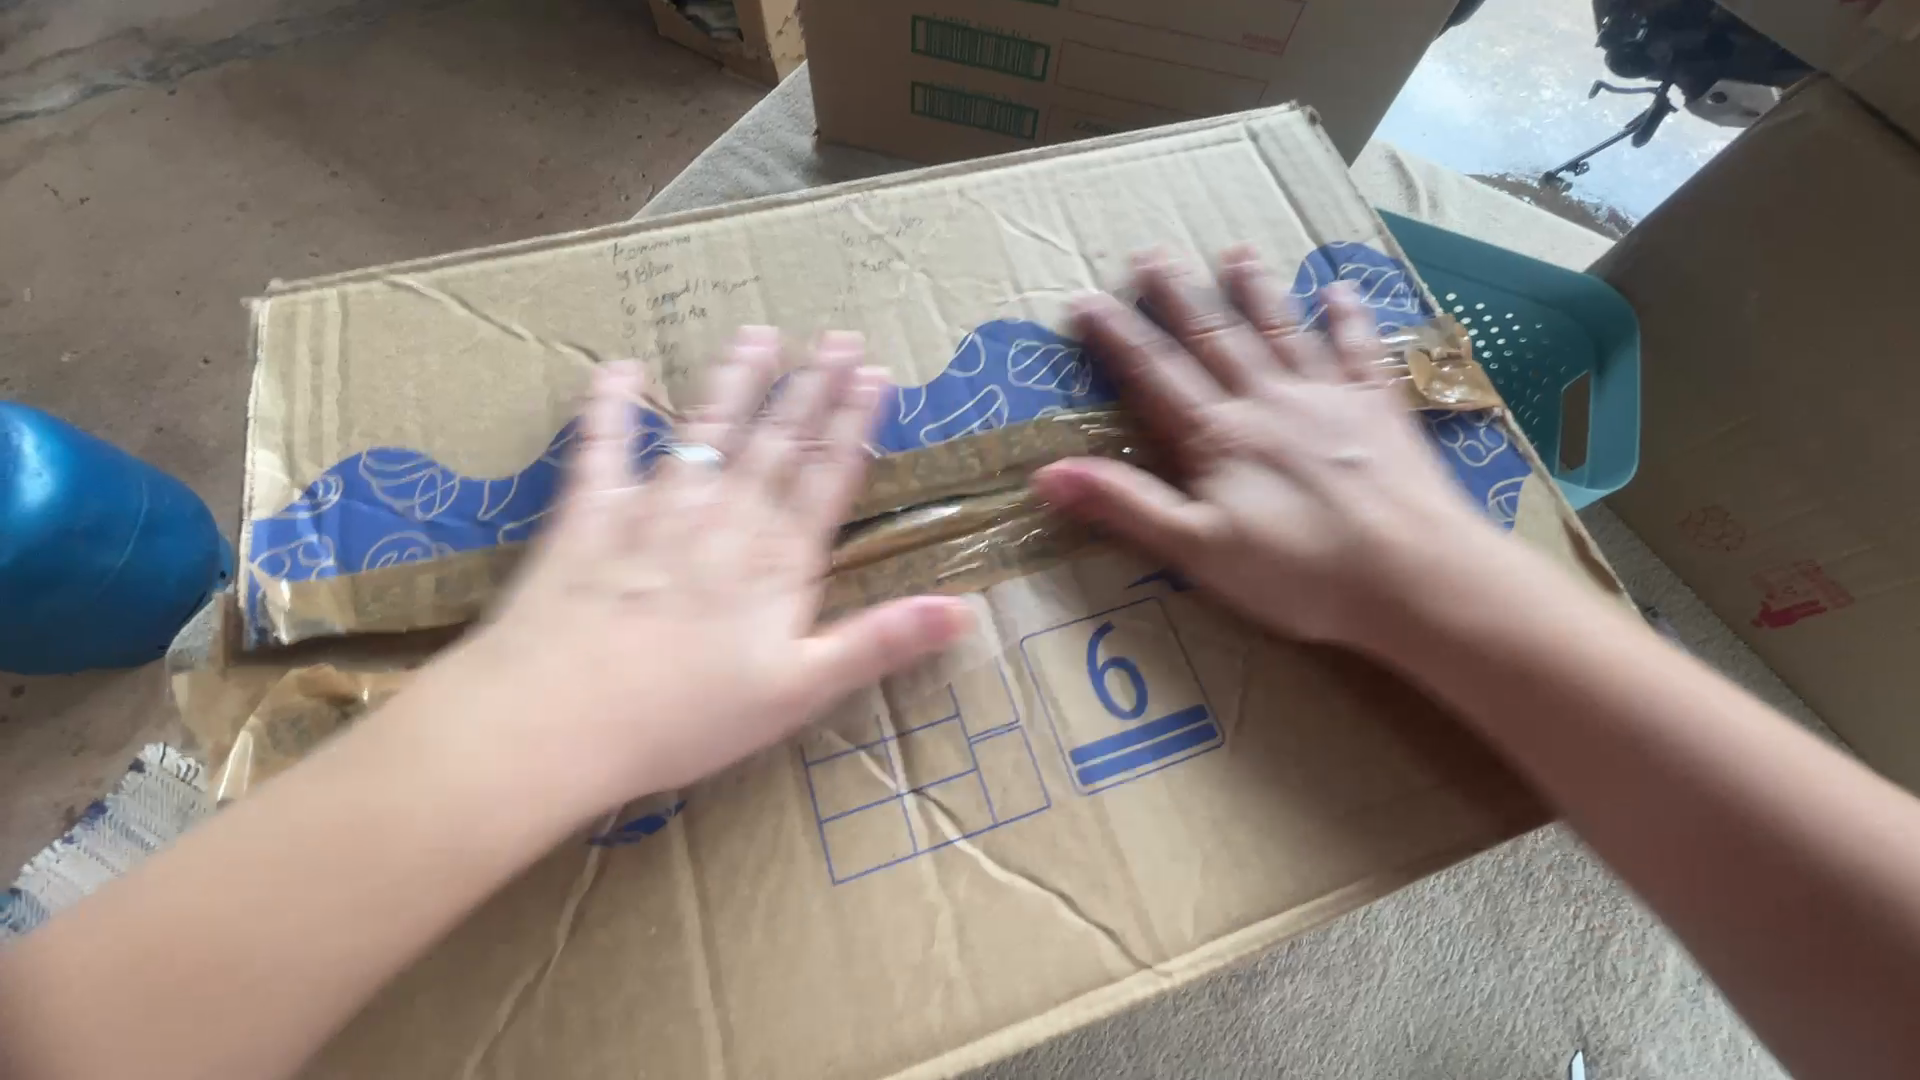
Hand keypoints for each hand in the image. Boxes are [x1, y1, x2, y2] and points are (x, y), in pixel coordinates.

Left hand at [441, 327, 973, 818]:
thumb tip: (965, 610)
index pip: (828, 477)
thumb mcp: (801, 690)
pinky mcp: (588, 519)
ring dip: (736, 384)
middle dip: (812, 388)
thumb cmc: (687, 717)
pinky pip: (601, 451)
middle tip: (839, 337)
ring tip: (761, 336)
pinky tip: (617, 368)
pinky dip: (609, 409)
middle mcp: (723, 520)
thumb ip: (880, 641)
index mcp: (777, 561)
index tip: (877, 375)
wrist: (555, 725)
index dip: (855, 424)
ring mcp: (653, 512)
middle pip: (777, 443)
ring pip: (706, 434)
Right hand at [1032, 250, 1507, 653]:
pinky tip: (1339, 290)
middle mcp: (1267, 401)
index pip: (1154, 375)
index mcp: (1218, 436)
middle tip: (1150, 254)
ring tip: (1235, 253)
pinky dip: (1348, 318)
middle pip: (1213, 339)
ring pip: (1280, 332)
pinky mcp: (1378, 410)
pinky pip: (1358, 351)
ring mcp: (1328, 398)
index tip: (1085, 300)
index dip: (1116, 338)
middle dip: (1178, 297)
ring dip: (1254, 293)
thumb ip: (1124, 504)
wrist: (1415, 577)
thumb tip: (1046, 473)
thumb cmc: (1297, 572)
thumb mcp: (1194, 550)